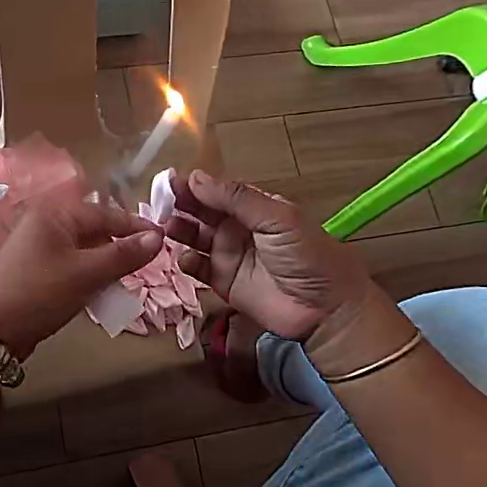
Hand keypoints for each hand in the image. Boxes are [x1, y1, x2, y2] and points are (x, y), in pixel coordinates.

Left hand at [0, 195, 162, 356]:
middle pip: (96, 230)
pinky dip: (91, 276)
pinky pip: (73, 265)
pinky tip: (105, 292)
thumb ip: (123, 255)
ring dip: (108, 265)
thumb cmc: (39, 293)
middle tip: (151, 264)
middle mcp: (47, 223)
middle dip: (122, 247)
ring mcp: (40, 247)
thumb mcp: (86, 274)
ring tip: (132, 281)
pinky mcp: (38, 269)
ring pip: (86, 250)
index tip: (165, 240)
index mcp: (56, 213)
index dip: (136, 228)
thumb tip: (158, 238)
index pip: (106, 213)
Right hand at [164, 170, 409, 359]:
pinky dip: (187, 261)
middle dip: (181, 205)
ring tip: (167, 227)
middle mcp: (238, 228)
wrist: (326, 310)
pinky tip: (186, 258)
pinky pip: (198, 267)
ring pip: (195, 237)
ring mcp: (229, 255)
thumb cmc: (307, 256)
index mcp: (254, 208)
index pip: (218, 191)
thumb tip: (195, 177)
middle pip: (202, 212)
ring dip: (180, 230)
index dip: (195, 185)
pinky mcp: (223, 282)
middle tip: (160, 202)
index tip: (171, 181)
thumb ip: (236, 198)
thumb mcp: (277, 218)